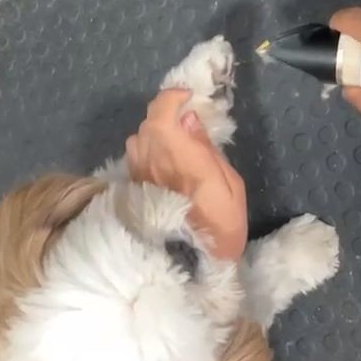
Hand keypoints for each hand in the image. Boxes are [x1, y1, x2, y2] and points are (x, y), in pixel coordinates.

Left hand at [125, 89, 248, 259]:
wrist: (192, 262)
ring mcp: (136, 172)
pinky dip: (151, 154)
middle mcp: (148, 155)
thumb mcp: (228, 180)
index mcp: (173, 148)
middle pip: (149, 122)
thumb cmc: (220, 221)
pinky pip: (138, 158)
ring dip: (157, 137)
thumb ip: (204, 146)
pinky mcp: (132, 187)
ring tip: (178, 149)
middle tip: (188, 127)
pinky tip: (167, 169)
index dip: (172, 97)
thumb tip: (188, 120)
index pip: (161, 108)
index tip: (188, 98)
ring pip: (140, 139)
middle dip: (168, 118)